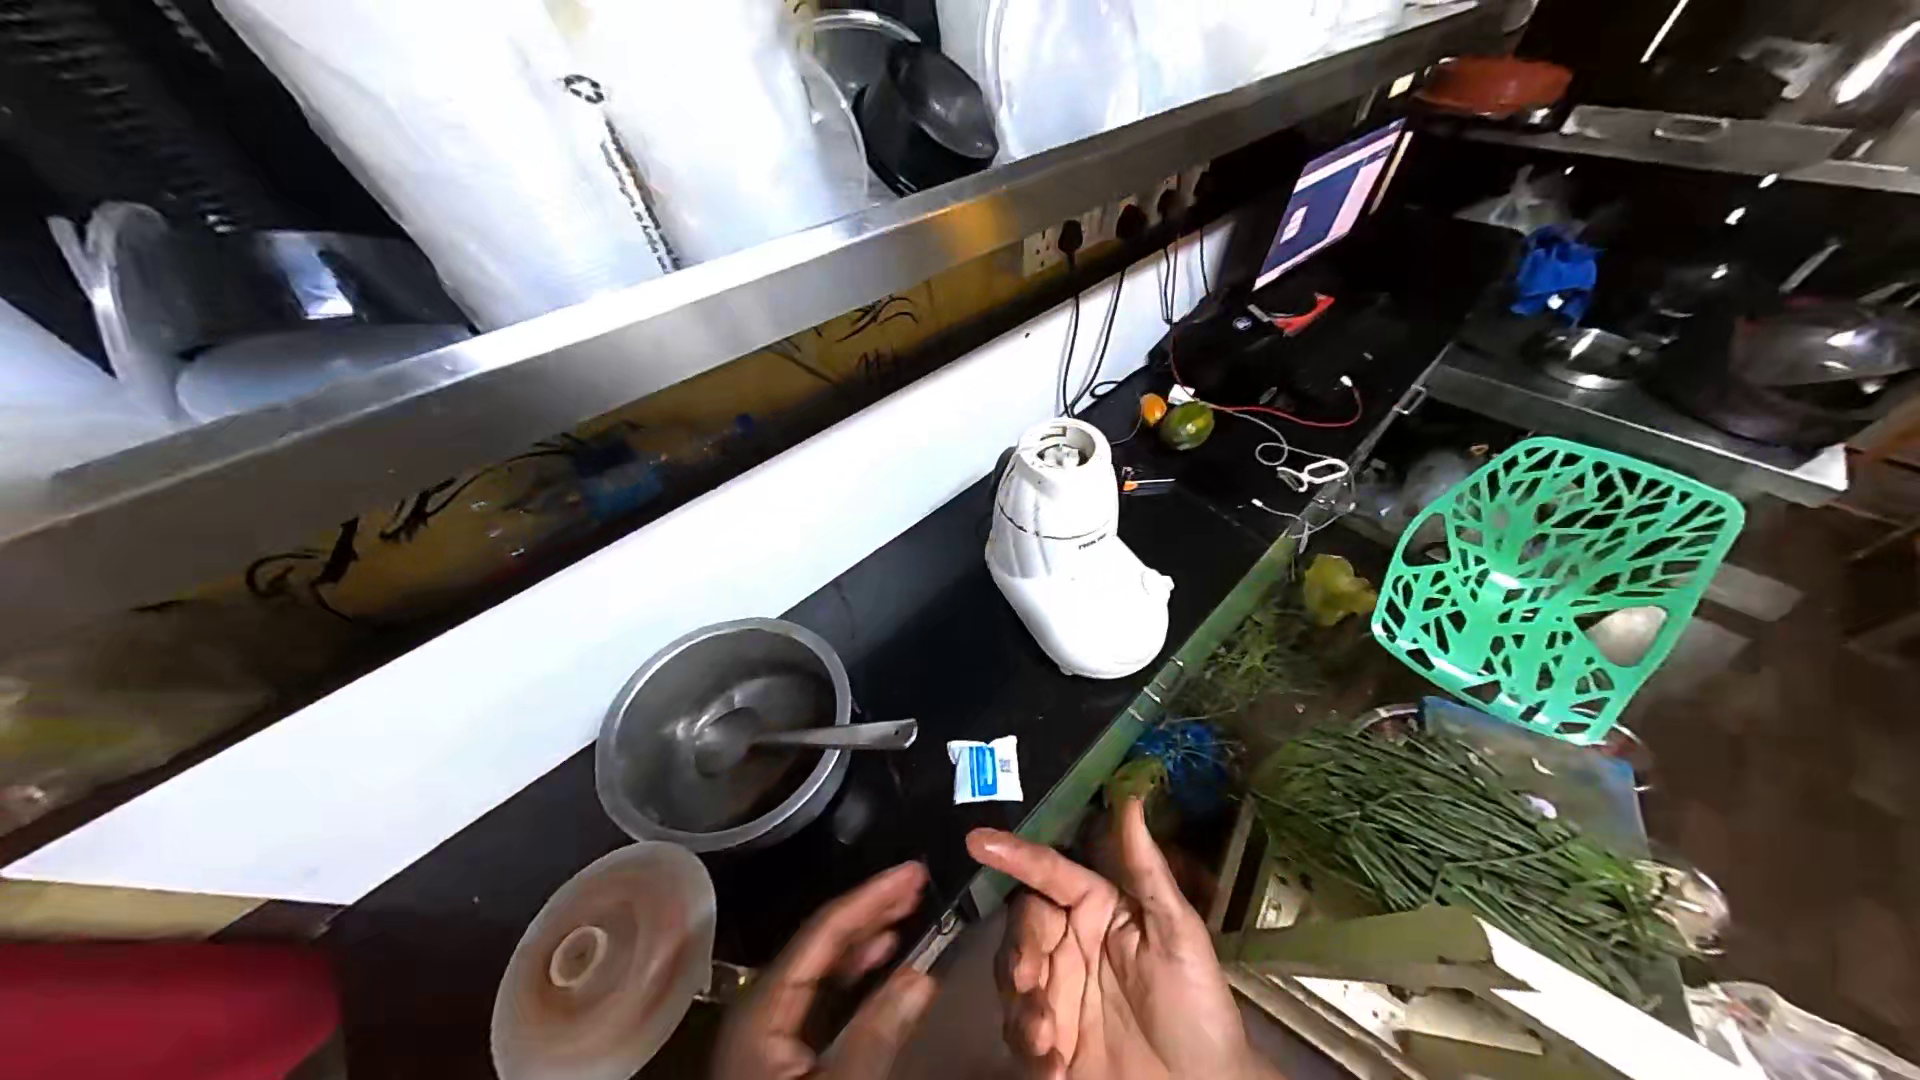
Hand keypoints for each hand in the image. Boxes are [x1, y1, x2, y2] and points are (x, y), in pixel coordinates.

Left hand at [712, 861, 936, 1079]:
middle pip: (823, 940)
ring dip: (867, 934)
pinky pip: (824, 991)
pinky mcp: (783, 1050)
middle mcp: (764, 1004)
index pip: (825, 932)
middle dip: (871, 908)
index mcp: (764, 1006)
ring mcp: (772, 1026)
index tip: (912, 874)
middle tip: (916, 882)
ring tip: (906, 910)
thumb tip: (922, 976)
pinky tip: (882, 959)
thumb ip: (878, 1032)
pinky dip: (857, 969)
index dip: (871, 898)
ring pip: (825, 963)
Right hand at [966, 800, 1273, 1079]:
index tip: (978, 840)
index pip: (1048, 871)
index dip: (1013, 853)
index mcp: (1095, 907)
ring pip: (1011, 976)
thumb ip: (1146, 869)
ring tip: (1049, 1042)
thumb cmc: (1197, 1006)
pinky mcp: (1049, 1040)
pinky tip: (1055, 1070)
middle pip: (1022, 924)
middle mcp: (1069, 941)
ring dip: (1022, 1006)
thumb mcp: (1177, 935)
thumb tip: (1132, 799)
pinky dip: (1029, 1052)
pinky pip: (1018, 1034)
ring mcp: (1056, 990)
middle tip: (1030, 981)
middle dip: (1020, 948)